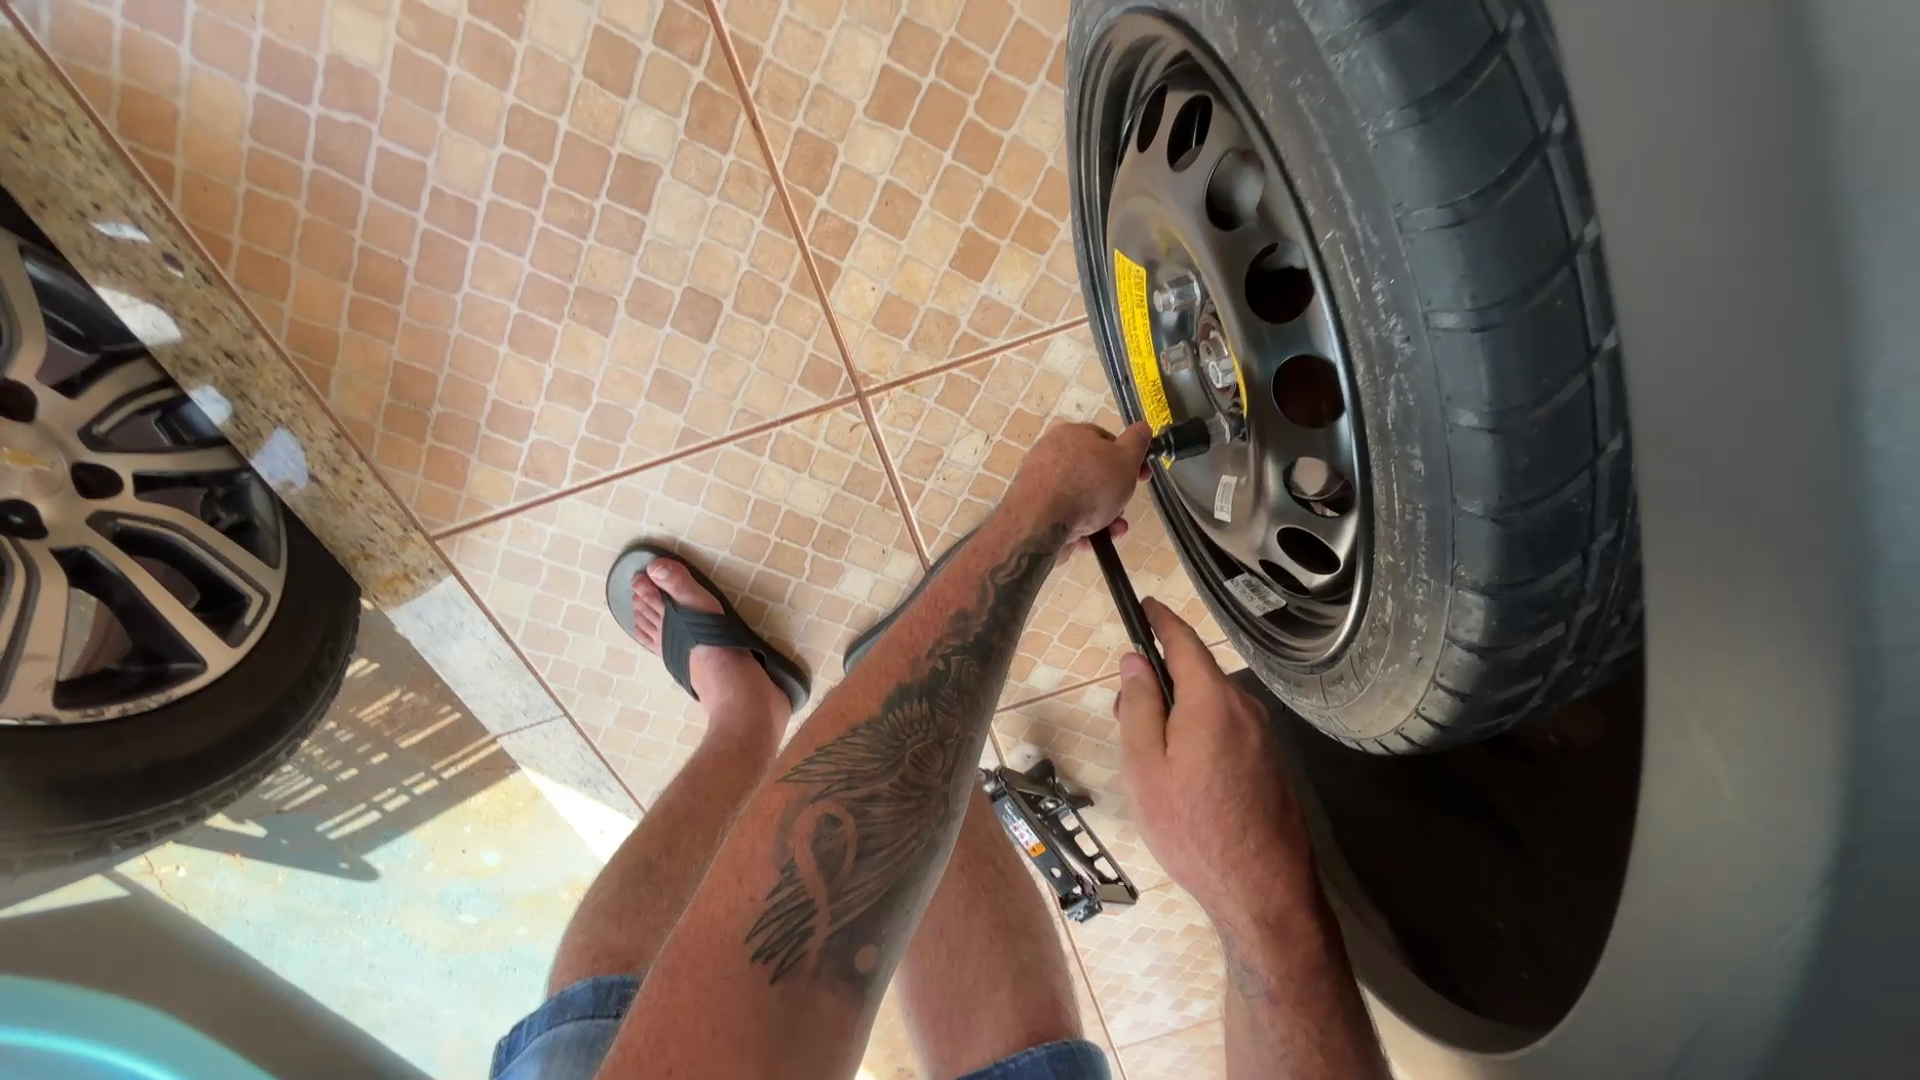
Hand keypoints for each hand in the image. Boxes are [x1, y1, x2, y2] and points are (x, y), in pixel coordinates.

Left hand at [1008, 421, 1149, 544]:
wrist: (1042, 523)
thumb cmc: (1089, 485)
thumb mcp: (1125, 459)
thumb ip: (1137, 442)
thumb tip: (1142, 427)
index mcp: (1071, 434)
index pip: (1105, 440)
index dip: (1128, 458)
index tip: (1142, 476)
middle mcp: (1051, 454)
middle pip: (1093, 473)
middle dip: (1114, 494)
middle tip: (1123, 506)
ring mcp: (1040, 483)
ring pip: (1081, 498)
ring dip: (1103, 515)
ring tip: (1113, 529)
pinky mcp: (1034, 510)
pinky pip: (1065, 515)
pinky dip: (1081, 527)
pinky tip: (1091, 539)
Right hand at [1114, 599, 1316, 923]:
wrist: (1263, 893)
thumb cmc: (1192, 828)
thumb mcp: (1144, 766)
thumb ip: (1139, 706)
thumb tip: (1136, 660)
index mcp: (1212, 701)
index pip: (1184, 641)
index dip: (1160, 620)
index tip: (1144, 604)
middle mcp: (1245, 708)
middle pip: (1196, 675)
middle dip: (1160, 681)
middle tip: (1127, 718)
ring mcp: (1264, 737)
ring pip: (1211, 705)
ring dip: (1179, 712)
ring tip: (1153, 758)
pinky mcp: (1271, 763)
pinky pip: (1228, 729)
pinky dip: (1200, 732)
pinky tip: (1186, 776)